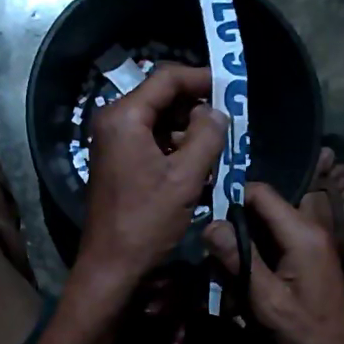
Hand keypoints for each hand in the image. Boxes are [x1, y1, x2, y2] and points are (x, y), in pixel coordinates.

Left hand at [77, 63, 228, 286]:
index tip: (232, 89)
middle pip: (162, 98)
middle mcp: (113, 122)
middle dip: (196, 108)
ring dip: (188, 132)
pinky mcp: (117, 162)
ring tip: (217, 151)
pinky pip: (150, 142)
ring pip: (159, 122)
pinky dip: (174, 149)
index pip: (167, 78)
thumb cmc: (146, 221)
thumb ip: (206, 137)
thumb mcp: (186, 178)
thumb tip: (216, 112)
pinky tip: (197, 168)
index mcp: (125, 117)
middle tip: (228, 124)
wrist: (111, 265)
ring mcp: (112, 143)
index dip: (202, 79)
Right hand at [203, 182, 343, 343]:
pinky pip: (271, 241)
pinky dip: (252, 254)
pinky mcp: (305, 254)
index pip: (260, 193)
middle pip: (260, 208)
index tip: (204, 216)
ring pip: (263, 226)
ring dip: (239, 243)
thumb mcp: (266, 298)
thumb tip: (210, 225)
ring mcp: (308, 241)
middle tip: (209, 250)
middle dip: (231, 225)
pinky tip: (240, 278)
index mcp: (301, 233)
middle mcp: (307, 228)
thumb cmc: (306, 330)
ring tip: (221, 269)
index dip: (230, 197)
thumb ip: (239, 259)